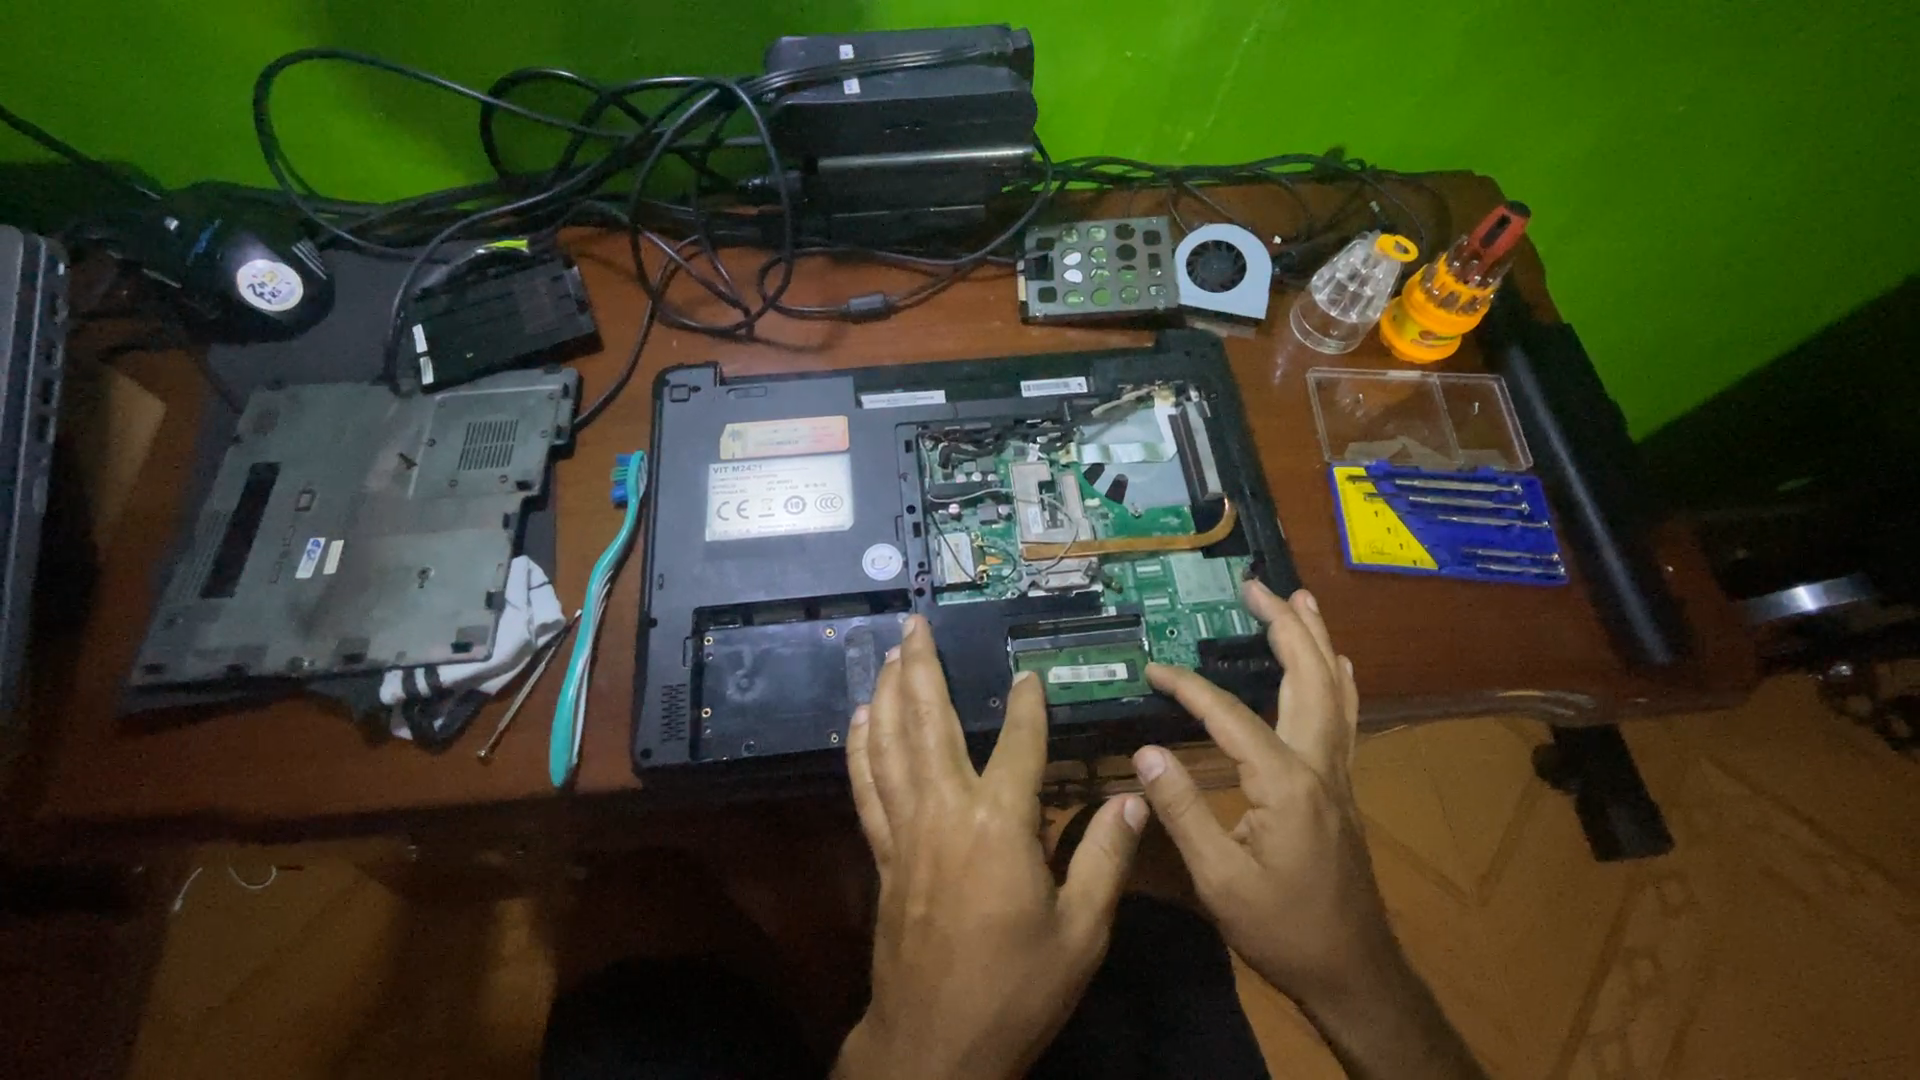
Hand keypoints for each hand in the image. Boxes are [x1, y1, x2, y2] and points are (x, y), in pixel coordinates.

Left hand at [835, 615, 1148, 1079]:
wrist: (935, 1043)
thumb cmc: (1017, 989)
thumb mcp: (1082, 932)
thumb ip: (1106, 858)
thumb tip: (1134, 797)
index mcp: (1001, 825)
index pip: (1018, 744)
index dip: (1026, 706)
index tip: (1028, 674)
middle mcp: (946, 812)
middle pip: (930, 724)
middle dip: (923, 670)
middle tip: (915, 626)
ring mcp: (907, 830)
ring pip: (890, 745)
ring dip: (888, 694)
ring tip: (889, 654)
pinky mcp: (883, 853)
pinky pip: (866, 788)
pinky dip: (860, 749)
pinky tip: (859, 720)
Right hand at [1133, 582, 1389, 997]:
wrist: (1353, 972)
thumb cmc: (1282, 928)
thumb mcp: (1218, 879)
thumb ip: (1183, 811)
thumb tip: (1145, 752)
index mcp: (1285, 780)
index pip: (1230, 715)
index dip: (1188, 687)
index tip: (1153, 667)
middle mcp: (1319, 763)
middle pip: (1308, 676)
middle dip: (1284, 626)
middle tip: (1257, 587)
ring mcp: (1338, 774)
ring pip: (1334, 690)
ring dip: (1316, 640)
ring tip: (1301, 601)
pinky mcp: (1342, 787)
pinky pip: (1342, 714)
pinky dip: (1336, 678)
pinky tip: (1336, 664)